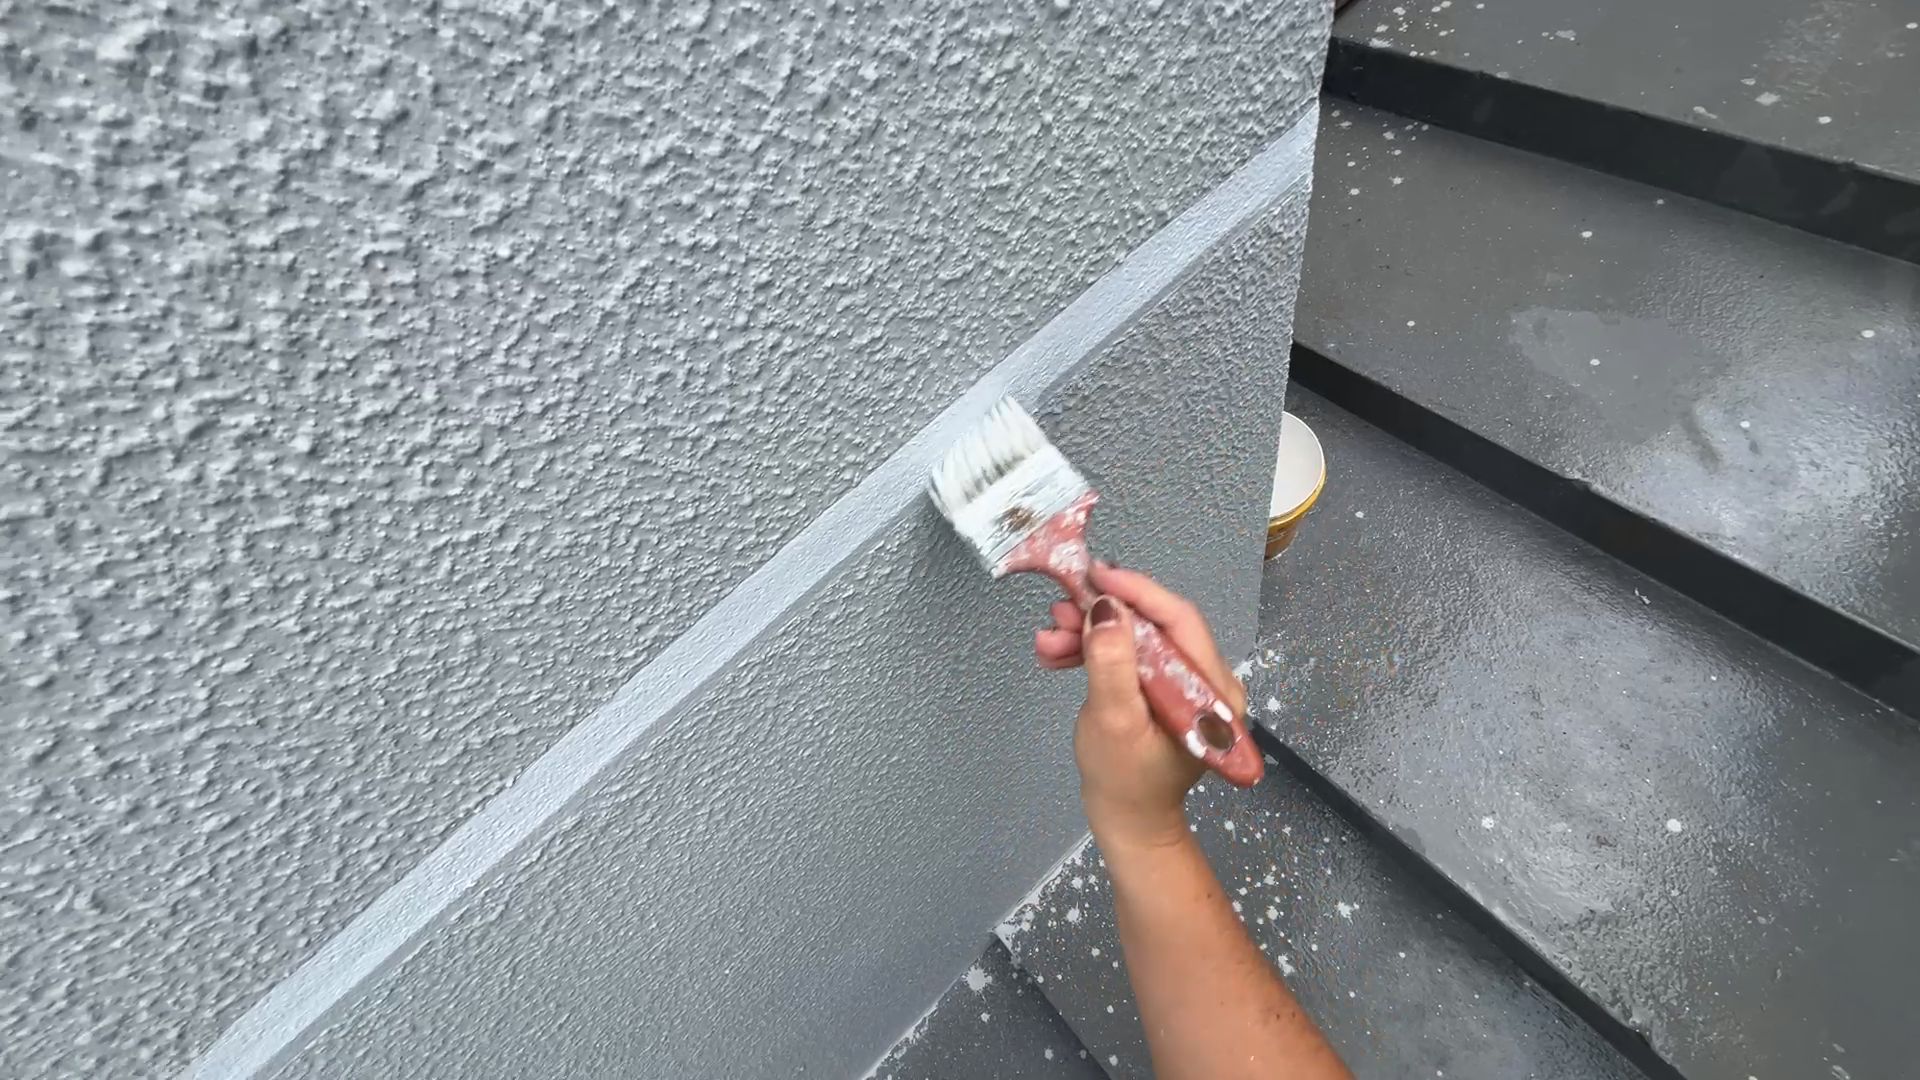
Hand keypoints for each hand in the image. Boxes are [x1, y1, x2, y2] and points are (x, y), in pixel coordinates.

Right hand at [1033, 562, 1248, 849]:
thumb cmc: (1125, 782)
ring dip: (1089, 633)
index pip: (1178, 620)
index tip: (1096, 574)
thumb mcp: (1114, 722)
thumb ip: (1112, 664)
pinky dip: (1091, 650)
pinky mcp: (1157, 686)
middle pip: (1152, 625)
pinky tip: (1057, 652)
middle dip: (1102, 615)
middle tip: (1060, 609)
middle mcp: (1203, 679)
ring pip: (1133, 637)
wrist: (1127, 821)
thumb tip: (1105, 608)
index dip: (1137, 591)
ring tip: (1049, 638)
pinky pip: (1125, 654)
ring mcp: (1180, 682)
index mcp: (1212, 689)